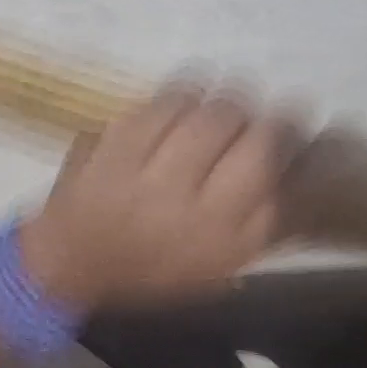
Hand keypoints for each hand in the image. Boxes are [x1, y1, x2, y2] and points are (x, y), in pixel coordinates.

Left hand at [16, 82, 305, 311]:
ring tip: (216, 106)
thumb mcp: (217, 267)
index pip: (263, 160)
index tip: (292, 119)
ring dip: (215, 99)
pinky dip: (178, 96)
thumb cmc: (151, 271)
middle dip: (250, 110)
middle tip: (249, 115)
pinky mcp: (111, 143)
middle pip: (232, 124)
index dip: (284, 129)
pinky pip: (157, 103)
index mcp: (214, 233)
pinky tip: (182, 104)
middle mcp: (181, 198)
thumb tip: (297, 175)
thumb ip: (260, 224)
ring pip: (196, 108)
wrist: (69, 263)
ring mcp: (141, 167)